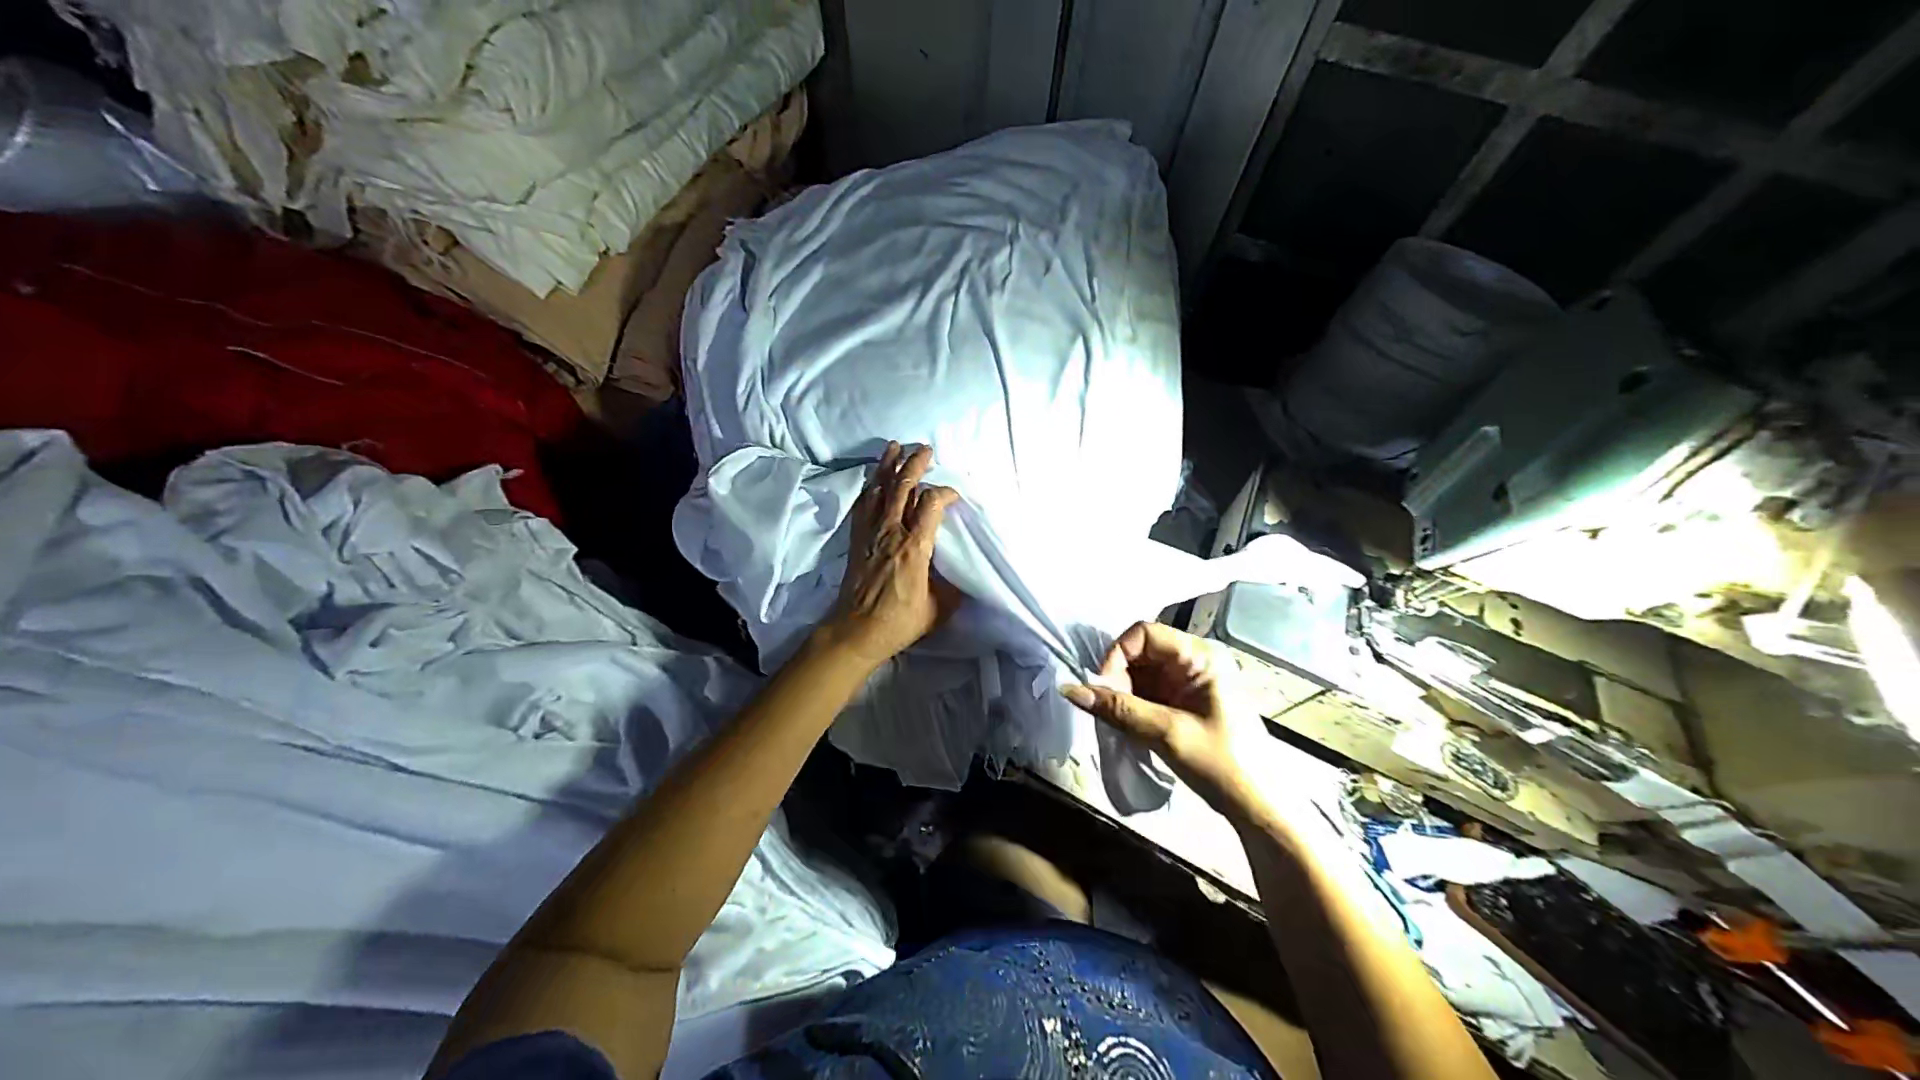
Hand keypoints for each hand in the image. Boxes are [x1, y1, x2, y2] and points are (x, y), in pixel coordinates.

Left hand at [818, 442, 960, 667]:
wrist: (856, 630)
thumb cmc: (899, 621)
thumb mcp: (938, 608)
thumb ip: (951, 586)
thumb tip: (960, 575)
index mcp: (915, 546)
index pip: (931, 504)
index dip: (944, 493)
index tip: (953, 495)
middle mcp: (891, 532)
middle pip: (903, 487)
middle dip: (915, 464)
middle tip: (924, 449)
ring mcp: (870, 533)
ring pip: (879, 490)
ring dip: (887, 466)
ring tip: (894, 447)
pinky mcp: (856, 539)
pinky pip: (863, 505)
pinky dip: (869, 488)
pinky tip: (873, 480)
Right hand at [1062, 621, 1267, 820]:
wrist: (1259, 805)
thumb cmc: (1223, 764)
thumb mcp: (1166, 733)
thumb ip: (1117, 709)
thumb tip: (1070, 690)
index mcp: (1201, 656)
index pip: (1144, 633)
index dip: (1117, 654)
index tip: (1102, 688)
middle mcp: (1195, 660)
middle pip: (1140, 651)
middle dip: (1117, 676)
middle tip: (1108, 709)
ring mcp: (1190, 681)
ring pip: (1140, 672)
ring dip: (1122, 692)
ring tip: (1116, 720)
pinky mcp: (1184, 702)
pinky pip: (1148, 690)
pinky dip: (1131, 704)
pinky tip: (1126, 724)